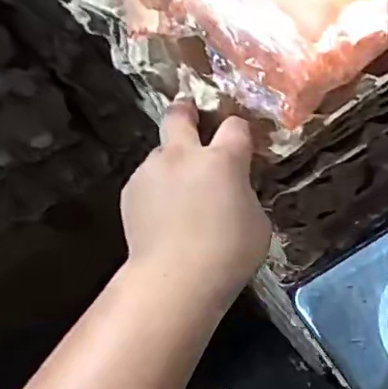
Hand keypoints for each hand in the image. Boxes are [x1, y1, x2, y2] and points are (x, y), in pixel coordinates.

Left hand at [118, 101, 272, 305]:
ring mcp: (151, 171)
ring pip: (163, 155)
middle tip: (193, 115)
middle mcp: (182, 156)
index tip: (245, 138)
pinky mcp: (131, 191)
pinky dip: (161, 192)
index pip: (235, 128)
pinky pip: (150, 182)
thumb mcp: (257, 223)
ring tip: (185, 197)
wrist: (178, 276)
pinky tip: (170, 219)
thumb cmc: (231, 252)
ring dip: (174, 165)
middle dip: (187, 112)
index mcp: (222, 162)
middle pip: (180, 116)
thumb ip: (244, 195)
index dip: (242, 130)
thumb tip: (231, 190)